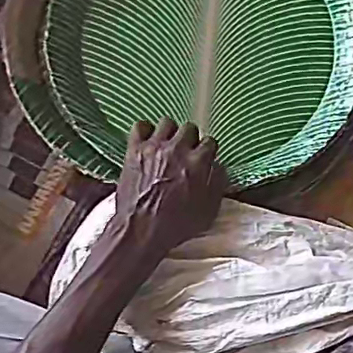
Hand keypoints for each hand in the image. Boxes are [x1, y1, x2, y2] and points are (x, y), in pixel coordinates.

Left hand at [110, 118, 226, 256]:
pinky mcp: (134, 150)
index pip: (210, 142)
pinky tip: (147, 142)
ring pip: (167, 123)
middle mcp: (178, 149)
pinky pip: (140, 126)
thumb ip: (217, 184)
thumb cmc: (176, 224)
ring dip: (169, 133)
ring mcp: (154, 147)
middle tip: (185, 154)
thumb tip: (218, 167)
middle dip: (190, 140)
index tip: (203, 160)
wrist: (141, 229)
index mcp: (199, 162)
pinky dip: (144, 131)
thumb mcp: (208, 210)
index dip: (207, 152)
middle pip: (189, 129)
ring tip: (166, 147)